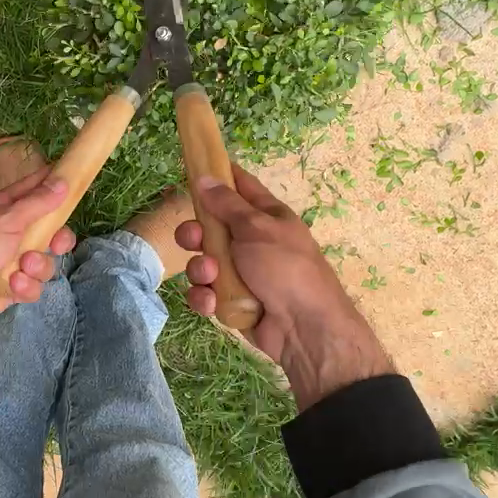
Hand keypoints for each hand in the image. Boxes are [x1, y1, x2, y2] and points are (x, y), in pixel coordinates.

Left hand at [0, 166, 76, 328]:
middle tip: (56, 244)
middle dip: (57, 240)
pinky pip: (33, 285)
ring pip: (44, 262)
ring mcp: (12, 261)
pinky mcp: (13, 287)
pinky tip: (12, 285)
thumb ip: (37, 203)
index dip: (51, 183)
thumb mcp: (7, 220)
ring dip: (36, 266)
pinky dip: (25, 286)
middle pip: (49, 232)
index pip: (32, 190)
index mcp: (3, 210)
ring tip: (22, 268)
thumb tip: (62, 181)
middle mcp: (11, 233)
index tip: (72, 178)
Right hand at [179, 166, 393, 410]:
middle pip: (210, 226)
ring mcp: (242, 273)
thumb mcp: (257, 229)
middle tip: (193, 240)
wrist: (304, 329)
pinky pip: (206, 292)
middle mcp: (252, 242)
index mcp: (266, 217)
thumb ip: (227, 204)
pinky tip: (211, 303)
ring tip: (210, 278)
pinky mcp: (231, 301)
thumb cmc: (286, 269)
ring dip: (200, 269)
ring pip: (203, 261)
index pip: (240, 186)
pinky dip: (205, 297)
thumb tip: (204, 176)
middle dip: (195, 233)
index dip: (218, 175)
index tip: (193, 168)